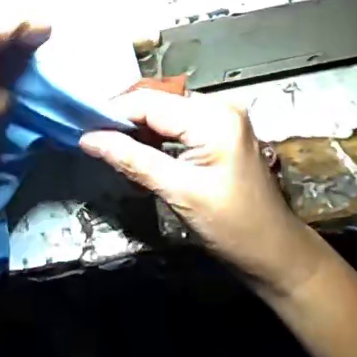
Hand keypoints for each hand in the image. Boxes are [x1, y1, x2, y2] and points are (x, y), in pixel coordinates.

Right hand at [79, 90, 329, 296]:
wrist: (276, 253)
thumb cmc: (233, 227)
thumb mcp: (179, 193)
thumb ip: (133, 160)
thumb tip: (88, 139)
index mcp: (213, 116)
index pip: (150, 102)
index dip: (113, 111)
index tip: (80, 125)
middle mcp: (219, 106)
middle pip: (157, 103)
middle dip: (123, 118)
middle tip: (90, 135)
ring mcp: (222, 117)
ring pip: (165, 112)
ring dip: (137, 127)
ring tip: (106, 142)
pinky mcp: (219, 130)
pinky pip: (177, 123)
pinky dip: (155, 135)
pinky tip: (135, 148)